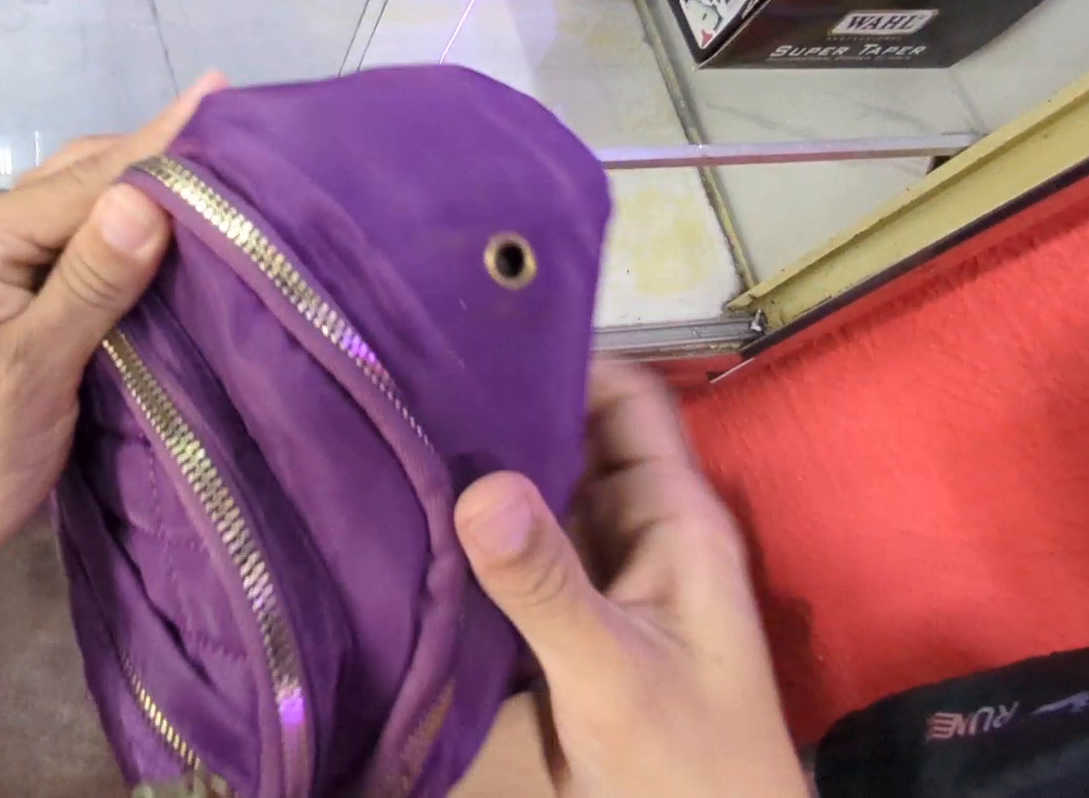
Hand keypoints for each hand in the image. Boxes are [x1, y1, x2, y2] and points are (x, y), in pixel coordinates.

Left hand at [0, 74, 225, 605]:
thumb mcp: (26, 374)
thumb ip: (87, 283)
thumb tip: (146, 198)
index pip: (78, 184)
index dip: (155, 147)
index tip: (218, 94)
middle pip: (75, 181)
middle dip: (150, 157)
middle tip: (228, 130)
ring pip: (76, 210)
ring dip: (139, 190)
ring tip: (209, 163)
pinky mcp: (6, 299)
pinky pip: (75, 249)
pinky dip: (124, 236)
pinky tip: (165, 227)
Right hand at [451, 360, 805, 796]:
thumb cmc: (686, 772)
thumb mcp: (615, 677)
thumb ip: (548, 586)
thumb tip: (480, 486)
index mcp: (669, 516)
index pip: (627, 400)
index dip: (571, 358)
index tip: (486, 334)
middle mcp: (630, 524)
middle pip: (570, 434)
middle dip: (506, 403)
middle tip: (417, 373)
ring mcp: (591, 565)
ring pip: (535, 484)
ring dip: (483, 459)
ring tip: (403, 419)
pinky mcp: (557, 603)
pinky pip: (512, 538)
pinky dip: (472, 517)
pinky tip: (415, 498)